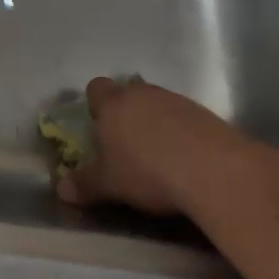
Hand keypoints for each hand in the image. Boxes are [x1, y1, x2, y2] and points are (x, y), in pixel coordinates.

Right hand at [57, 77, 243, 215]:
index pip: (97, 88)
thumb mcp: (110, 185)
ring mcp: (179, 102)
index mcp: (113, 104)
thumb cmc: (149, 172)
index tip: (100, 124)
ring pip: (161, 105)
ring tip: (163, 155)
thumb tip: (61, 190)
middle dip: (129, 112)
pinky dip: (186, 134)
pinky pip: (188, 119)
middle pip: (130, 92)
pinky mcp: (210, 116)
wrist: (217, 172)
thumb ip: (85, 184)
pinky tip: (191, 160)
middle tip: (130, 142)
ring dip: (159, 123)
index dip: (97, 103)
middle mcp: (143, 95)